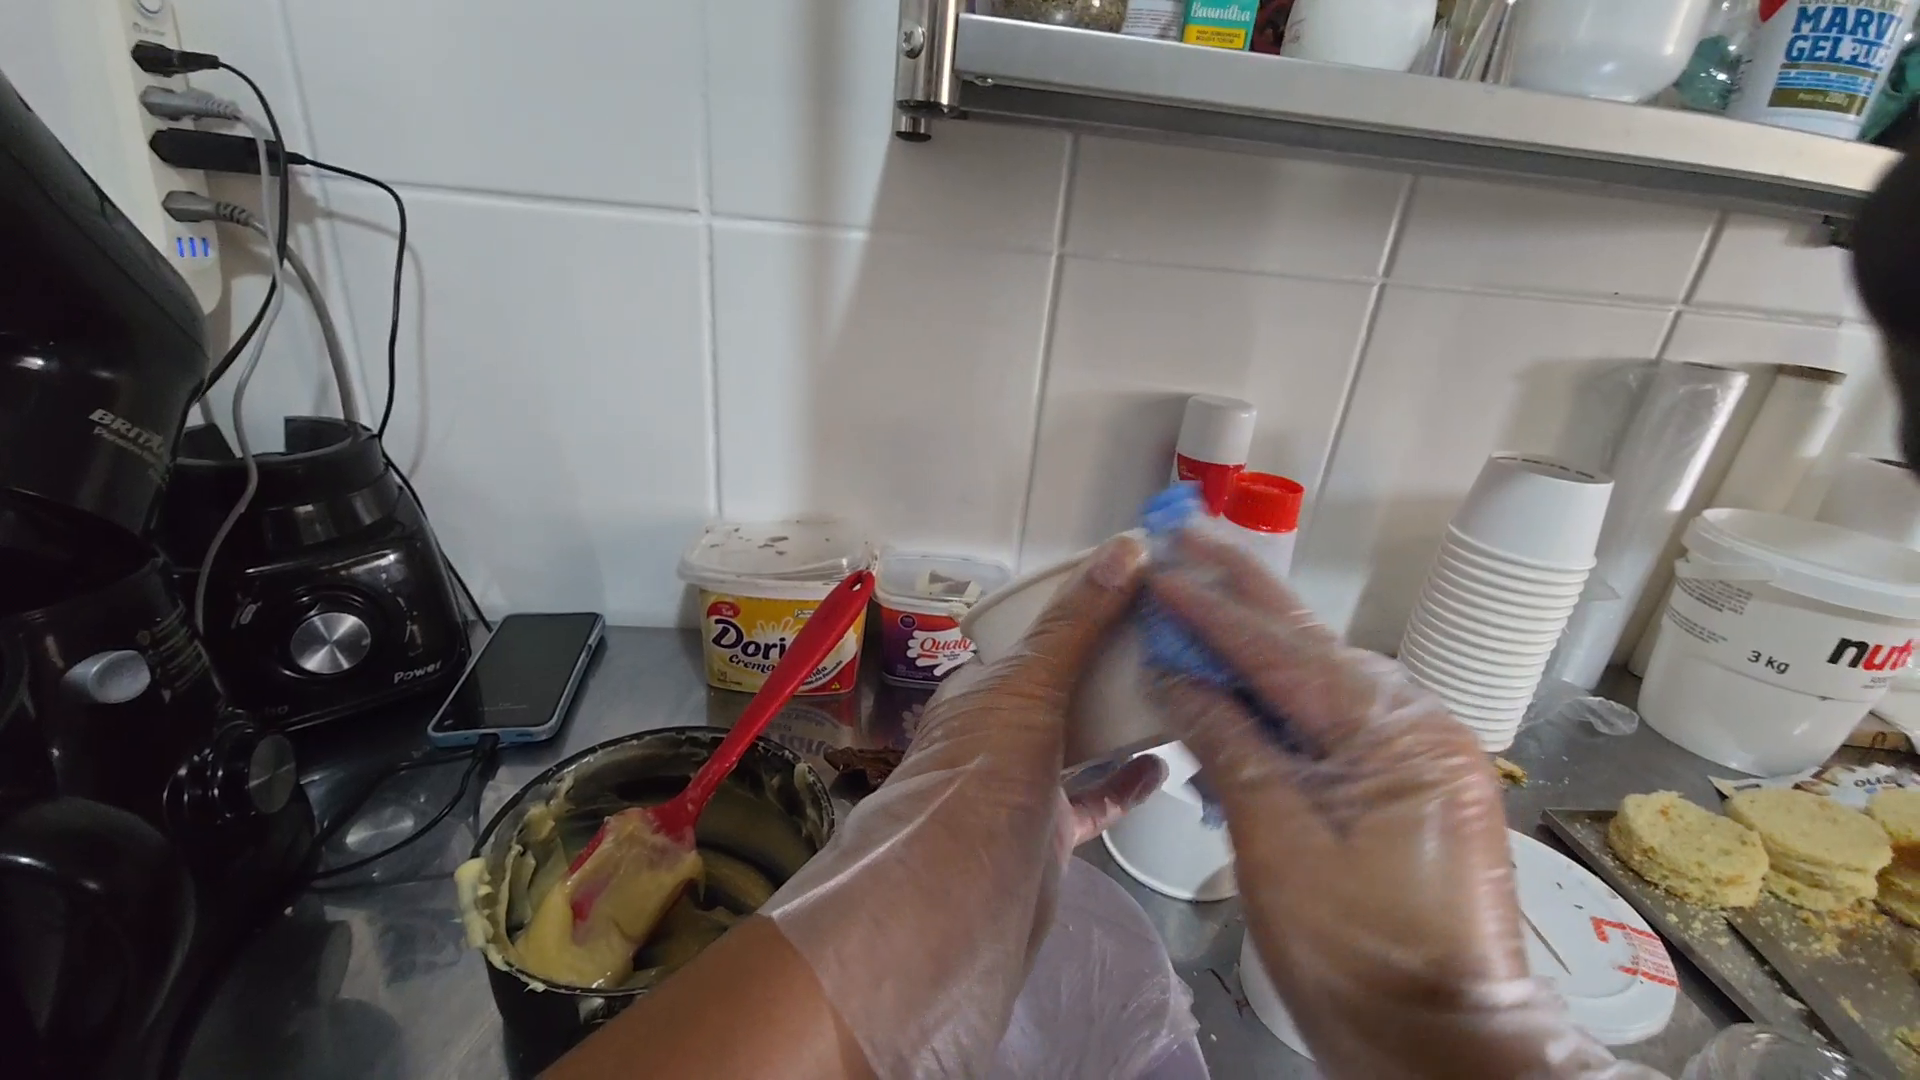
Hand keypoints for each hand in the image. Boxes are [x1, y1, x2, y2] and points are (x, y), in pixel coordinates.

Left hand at [765, 535, 1181, 1078]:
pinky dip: (1124, 782)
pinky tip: (1164, 764)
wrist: (956, 903)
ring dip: (1118, 720)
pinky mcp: (1046, 834)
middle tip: (1167, 641)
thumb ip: (1076, 623)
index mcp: (982, 688)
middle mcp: (998, 731)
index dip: (1080, 612)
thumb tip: (1126, 547)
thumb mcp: (1030, 684)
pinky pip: (1092, 798)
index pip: (1035, 636)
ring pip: (1077, 741)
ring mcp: (1021, 785)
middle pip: (1060, 687)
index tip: (1135, 593)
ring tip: (1174, 691)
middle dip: (1106, 665)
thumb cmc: (985, 775)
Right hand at [1148, 533, 1660, 1079]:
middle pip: (1310, 644)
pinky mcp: (1406, 781)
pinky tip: (1237, 686)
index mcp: (1396, 733)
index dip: (1214, 611)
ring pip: (1320, 678)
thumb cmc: (1354, 952)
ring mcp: (1418, 753)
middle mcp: (1418, 725)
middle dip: (1244, 594)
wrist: (1442, 1049)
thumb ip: (1227, 740)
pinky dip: (1277, 697)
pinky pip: (1330, 718)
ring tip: (1202, 603)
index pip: (1283, 652)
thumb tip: (1179, 678)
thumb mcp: (1274, 838)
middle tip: (1191, 539)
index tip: (1163, 570)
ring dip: (1257, 643)